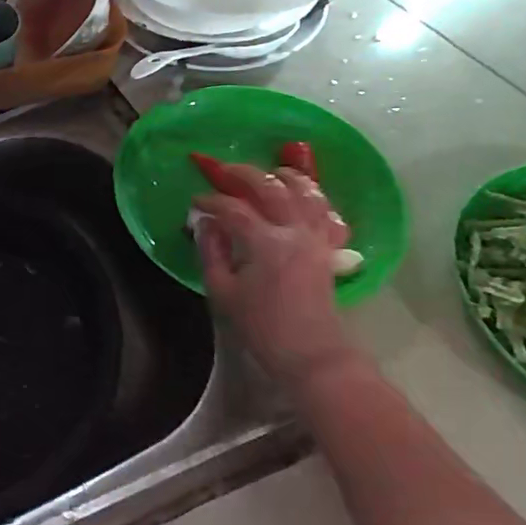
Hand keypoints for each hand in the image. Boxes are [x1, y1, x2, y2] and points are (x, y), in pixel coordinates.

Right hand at [194, 162, 355, 381]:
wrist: (310, 354)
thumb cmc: (261, 327)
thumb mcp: (223, 292)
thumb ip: (211, 253)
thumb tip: (205, 224)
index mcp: (264, 242)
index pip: (233, 209)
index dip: (211, 201)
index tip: (196, 203)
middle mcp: (293, 231)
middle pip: (271, 188)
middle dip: (245, 174)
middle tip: (225, 170)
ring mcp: (316, 238)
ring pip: (307, 193)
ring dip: (288, 177)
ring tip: (273, 171)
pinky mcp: (329, 250)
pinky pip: (327, 214)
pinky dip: (317, 199)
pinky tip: (307, 197)